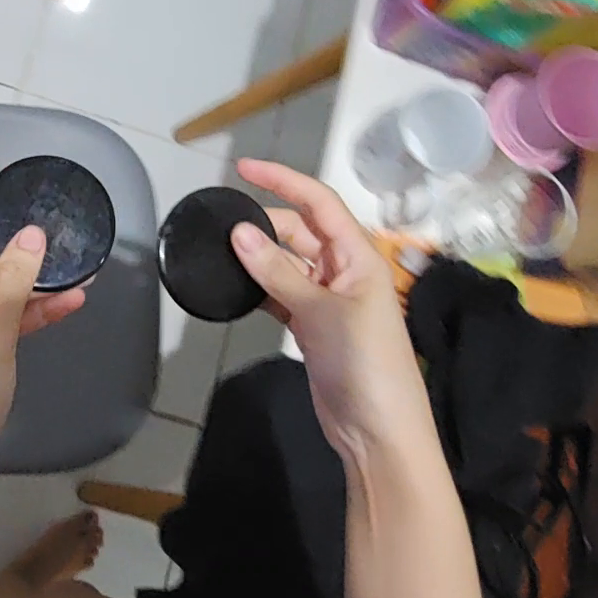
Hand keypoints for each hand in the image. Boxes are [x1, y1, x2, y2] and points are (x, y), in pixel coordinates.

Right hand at [228, 159, 433, 466]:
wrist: (377, 429)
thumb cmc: (362, 362)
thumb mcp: (319, 311)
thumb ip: (278, 271)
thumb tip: (239, 232)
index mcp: (358, 256)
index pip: (319, 203)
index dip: (283, 181)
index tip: (243, 169)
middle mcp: (343, 270)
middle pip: (300, 231)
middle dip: (264, 224)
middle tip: (221, 228)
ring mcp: (327, 299)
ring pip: (287, 263)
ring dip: (259, 258)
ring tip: (221, 253)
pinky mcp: (312, 325)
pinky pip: (281, 293)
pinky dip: (260, 288)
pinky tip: (236, 287)